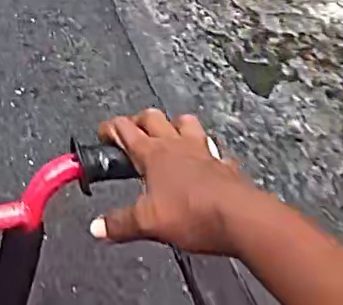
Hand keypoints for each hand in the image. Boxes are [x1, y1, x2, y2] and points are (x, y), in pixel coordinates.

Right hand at [92, 109, 270, 256]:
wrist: (244, 220)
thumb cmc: (196, 214)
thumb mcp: (150, 223)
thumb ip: (121, 223)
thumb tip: (98, 227)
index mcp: (151, 153)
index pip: (122, 127)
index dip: (110, 128)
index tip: (105, 134)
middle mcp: (174, 145)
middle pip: (151, 116)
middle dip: (139, 119)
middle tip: (134, 130)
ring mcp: (202, 151)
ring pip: (184, 122)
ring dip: (174, 124)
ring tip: (171, 134)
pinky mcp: (225, 165)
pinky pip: (214, 148)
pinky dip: (207, 149)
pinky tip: (208, 160)